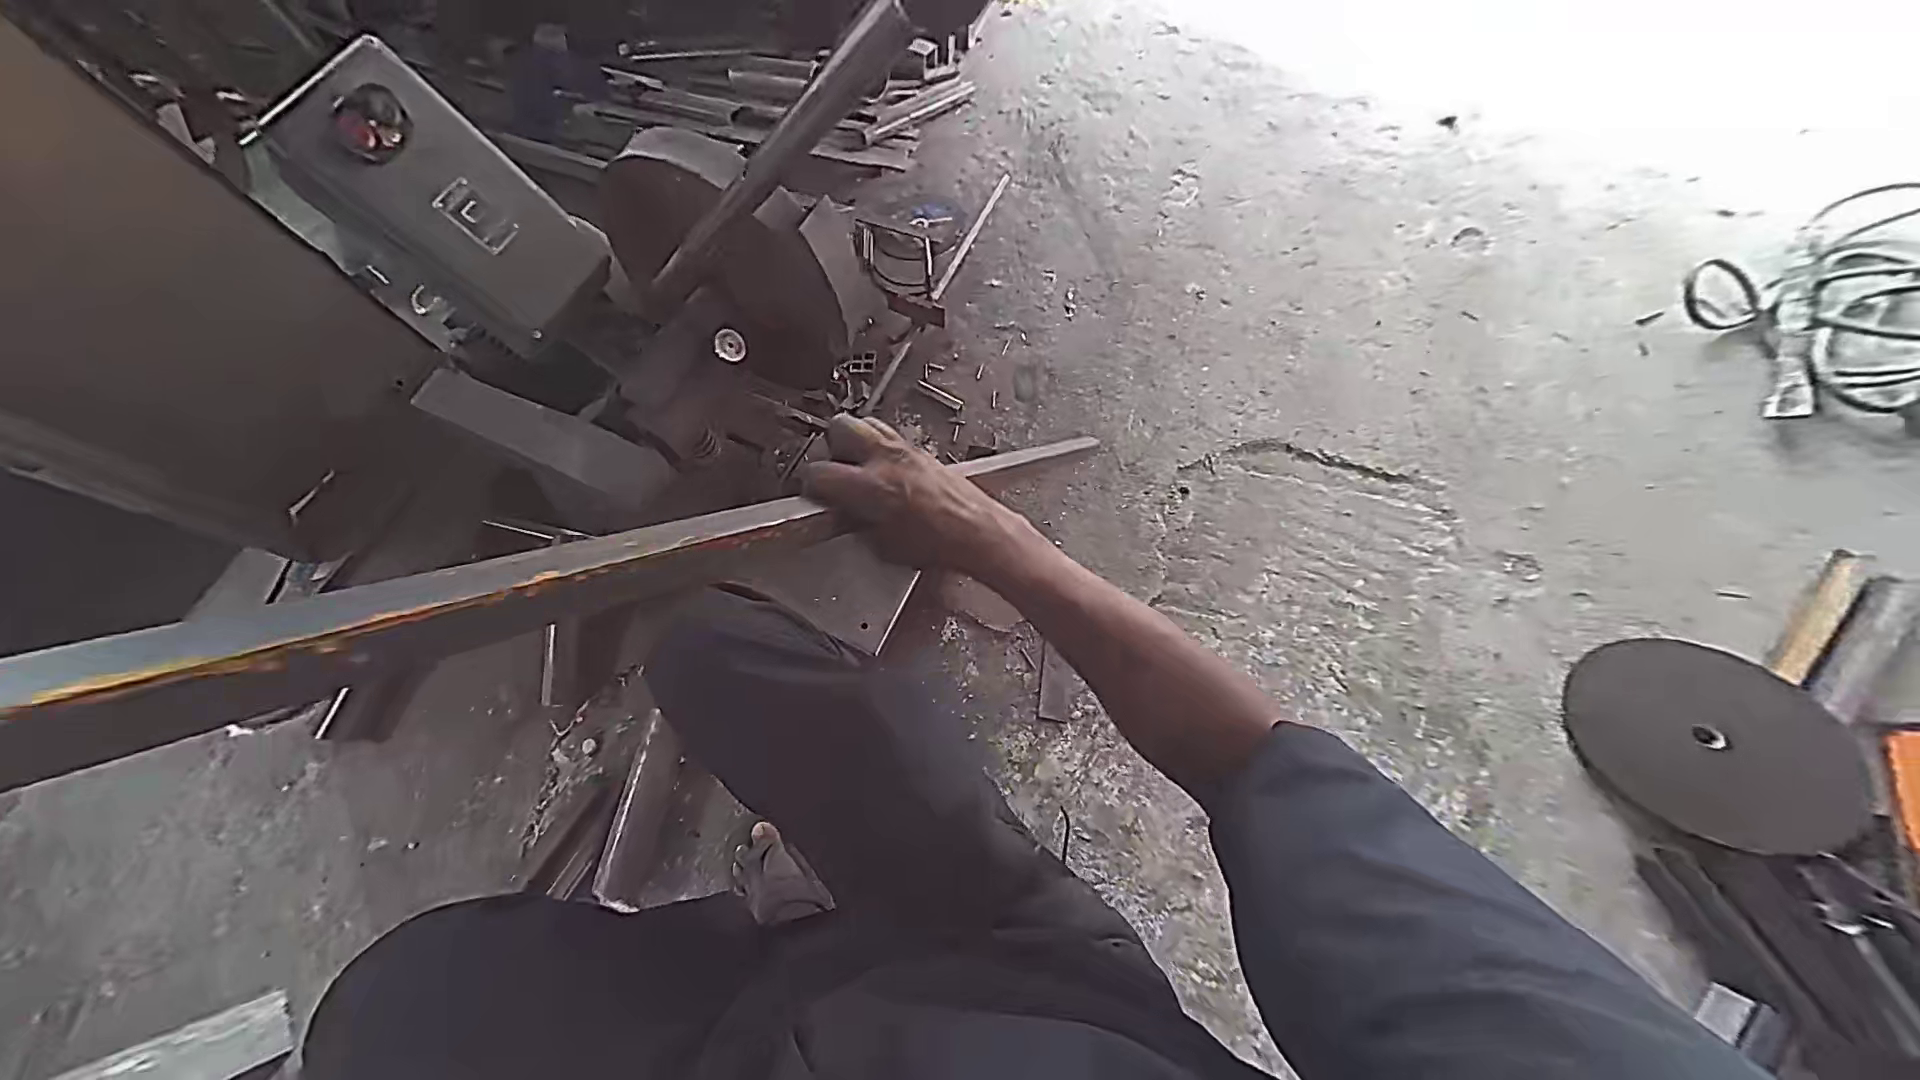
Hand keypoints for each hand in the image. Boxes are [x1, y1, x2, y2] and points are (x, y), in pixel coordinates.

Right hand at [798, 414, 1045, 578]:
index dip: (810, 484)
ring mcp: (906, 450)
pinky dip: (881, 448)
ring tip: (858, 466)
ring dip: (856, 441)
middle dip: (831, 449)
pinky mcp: (922, 451)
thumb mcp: (885, 546)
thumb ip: (858, 523)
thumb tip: (846, 514)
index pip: (818, 472)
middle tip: (836, 472)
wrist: (979, 532)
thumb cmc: (942, 543)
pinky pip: (891, 436)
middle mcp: (886, 459)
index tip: (813, 494)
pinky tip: (886, 470)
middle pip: (839, 427)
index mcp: (870, 486)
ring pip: (866, 423)